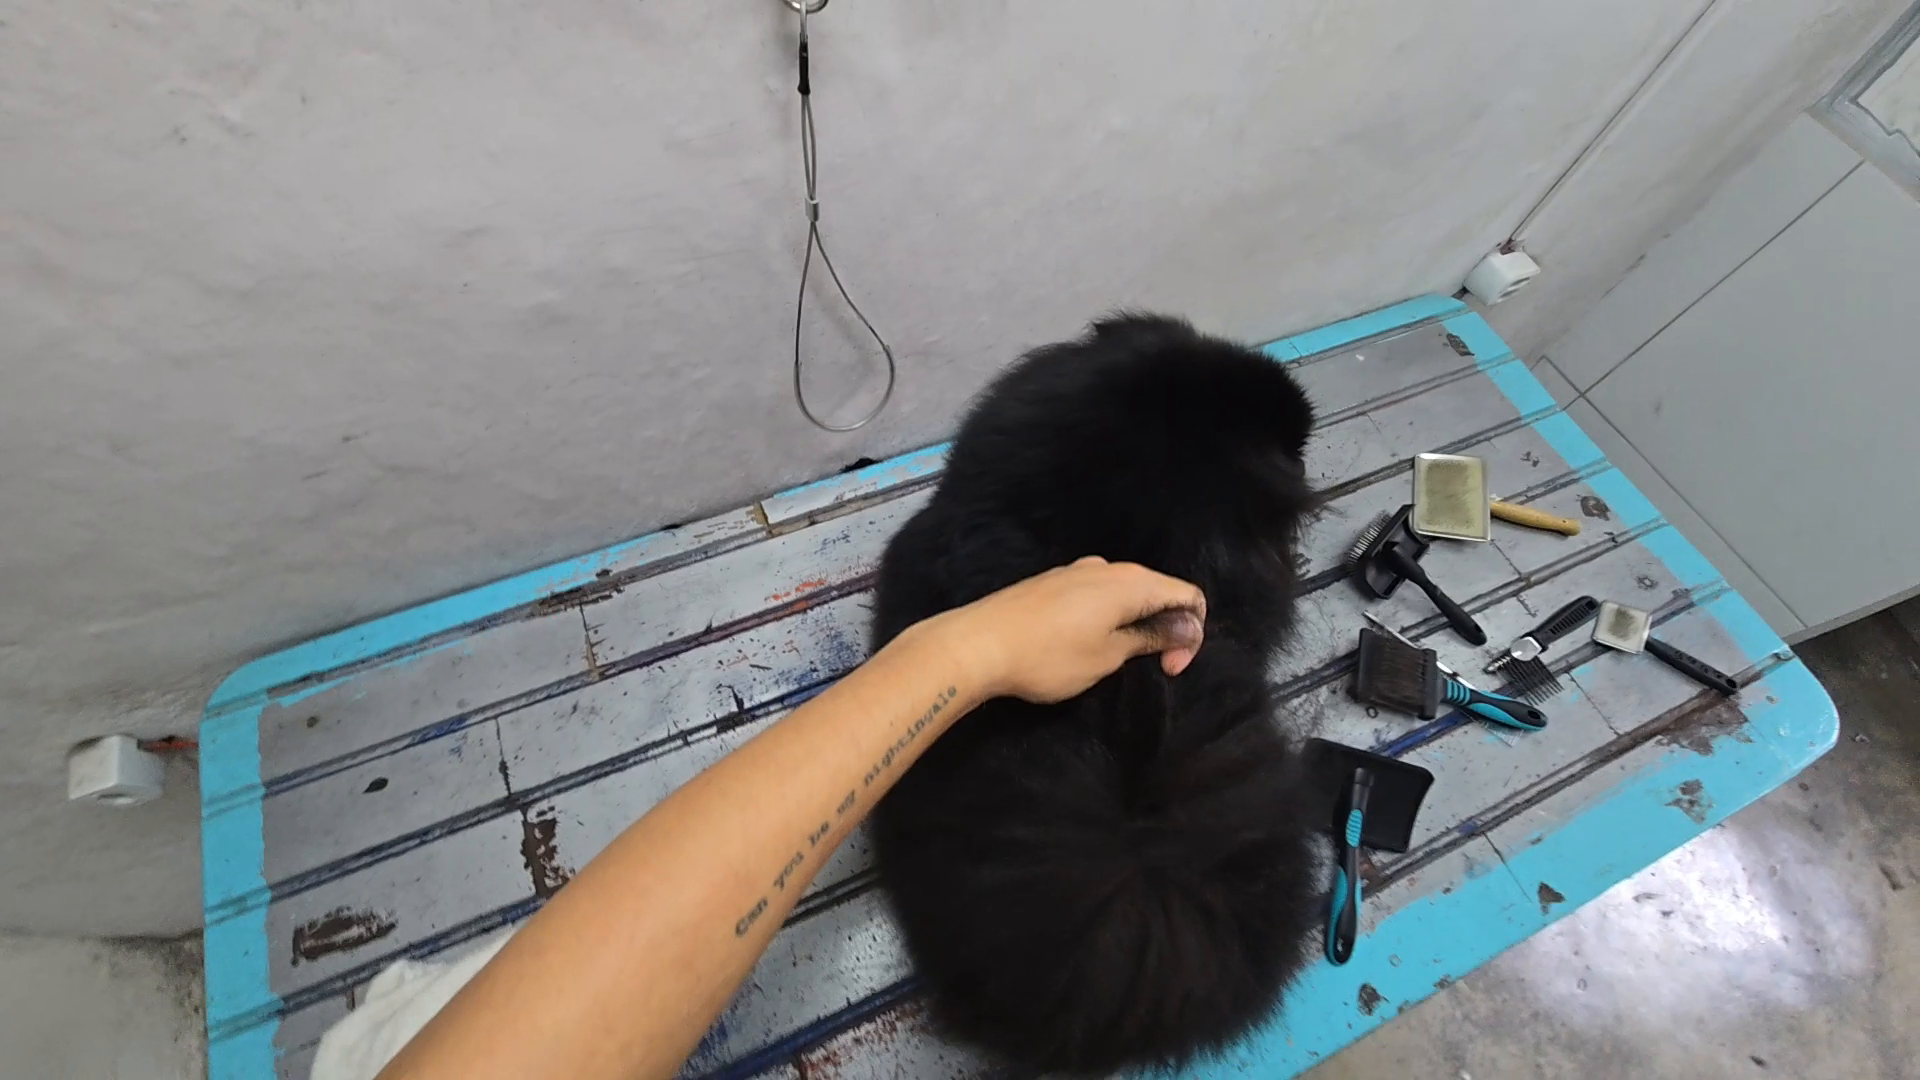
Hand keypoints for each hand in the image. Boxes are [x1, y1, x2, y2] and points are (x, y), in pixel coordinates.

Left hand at [935, 556, 1206, 702]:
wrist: (977, 644)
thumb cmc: (1049, 656)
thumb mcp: (1108, 654)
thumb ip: (1151, 636)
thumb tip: (1185, 625)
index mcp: (1130, 582)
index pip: (1187, 595)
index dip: (1191, 634)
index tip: (1169, 668)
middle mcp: (1105, 567)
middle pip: (1157, 591)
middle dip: (1164, 628)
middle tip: (1149, 668)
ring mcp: (1074, 571)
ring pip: (1124, 593)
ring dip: (1133, 624)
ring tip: (1112, 658)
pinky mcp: (1050, 582)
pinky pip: (1095, 595)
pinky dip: (1105, 617)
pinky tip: (1082, 642)